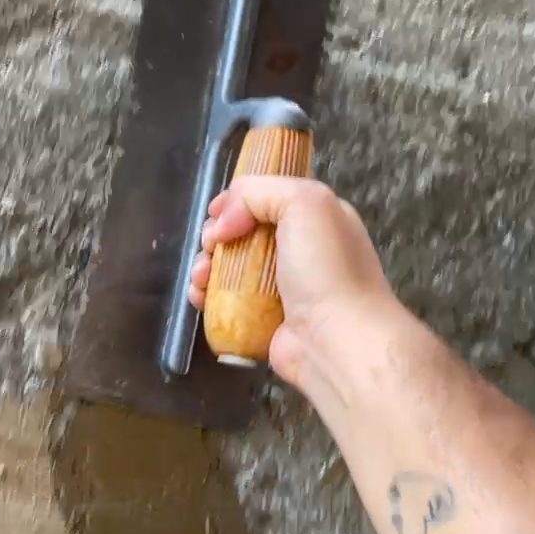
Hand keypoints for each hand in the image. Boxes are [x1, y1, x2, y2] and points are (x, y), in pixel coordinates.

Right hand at [188, 175, 395, 386]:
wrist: (336, 341)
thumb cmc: (326, 269)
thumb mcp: (305, 203)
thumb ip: (261, 192)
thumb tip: (223, 220)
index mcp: (315, 220)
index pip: (267, 199)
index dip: (237, 202)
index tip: (218, 213)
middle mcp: (299, 252)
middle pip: (241, 233)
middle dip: (215, 236)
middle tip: (211, 246)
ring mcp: (279, 288)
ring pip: (228, 267)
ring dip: (204, 267)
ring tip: (200, 276)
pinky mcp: (260, 318)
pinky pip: (224, 301)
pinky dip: (206, 296)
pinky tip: (199, 297)